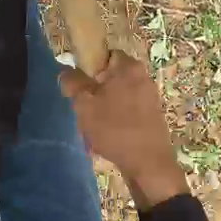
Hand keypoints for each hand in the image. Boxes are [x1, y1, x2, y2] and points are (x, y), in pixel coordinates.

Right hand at [58, 50, 188, 210]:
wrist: (149, 166)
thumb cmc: (115, 128)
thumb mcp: (84, 104)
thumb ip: (72, 83)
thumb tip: (67, 72)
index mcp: (129, 67)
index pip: (105, 54)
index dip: (89, 67)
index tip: (79, 85)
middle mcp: (143, 77)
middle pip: (111, 77)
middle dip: (95, 92)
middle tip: (84, 109)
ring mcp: (150, 98)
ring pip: (118, 96)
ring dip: (104, 109)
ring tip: (94, 128)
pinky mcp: (153, 117)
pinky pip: (128, 112)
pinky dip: (117, 121)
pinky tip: (108, 138)